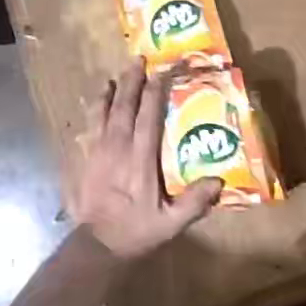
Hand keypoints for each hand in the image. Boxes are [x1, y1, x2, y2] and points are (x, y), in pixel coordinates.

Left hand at [75, 62, 222, 258]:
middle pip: (125, 107)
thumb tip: (219, 181)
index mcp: (140, 160)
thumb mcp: (170, 223)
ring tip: (115, 76)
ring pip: (104, 112)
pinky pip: (90, 126)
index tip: (161, 73)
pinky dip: (94, 110)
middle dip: (132, 81)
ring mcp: (99, 151)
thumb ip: (194, 202)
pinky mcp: (86, 158)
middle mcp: (118, 148)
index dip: (154, 93)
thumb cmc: (136, 231)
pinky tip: (96, 101)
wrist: (97, 245)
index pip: (148, 118)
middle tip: (138, 60)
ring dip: (110, 92)